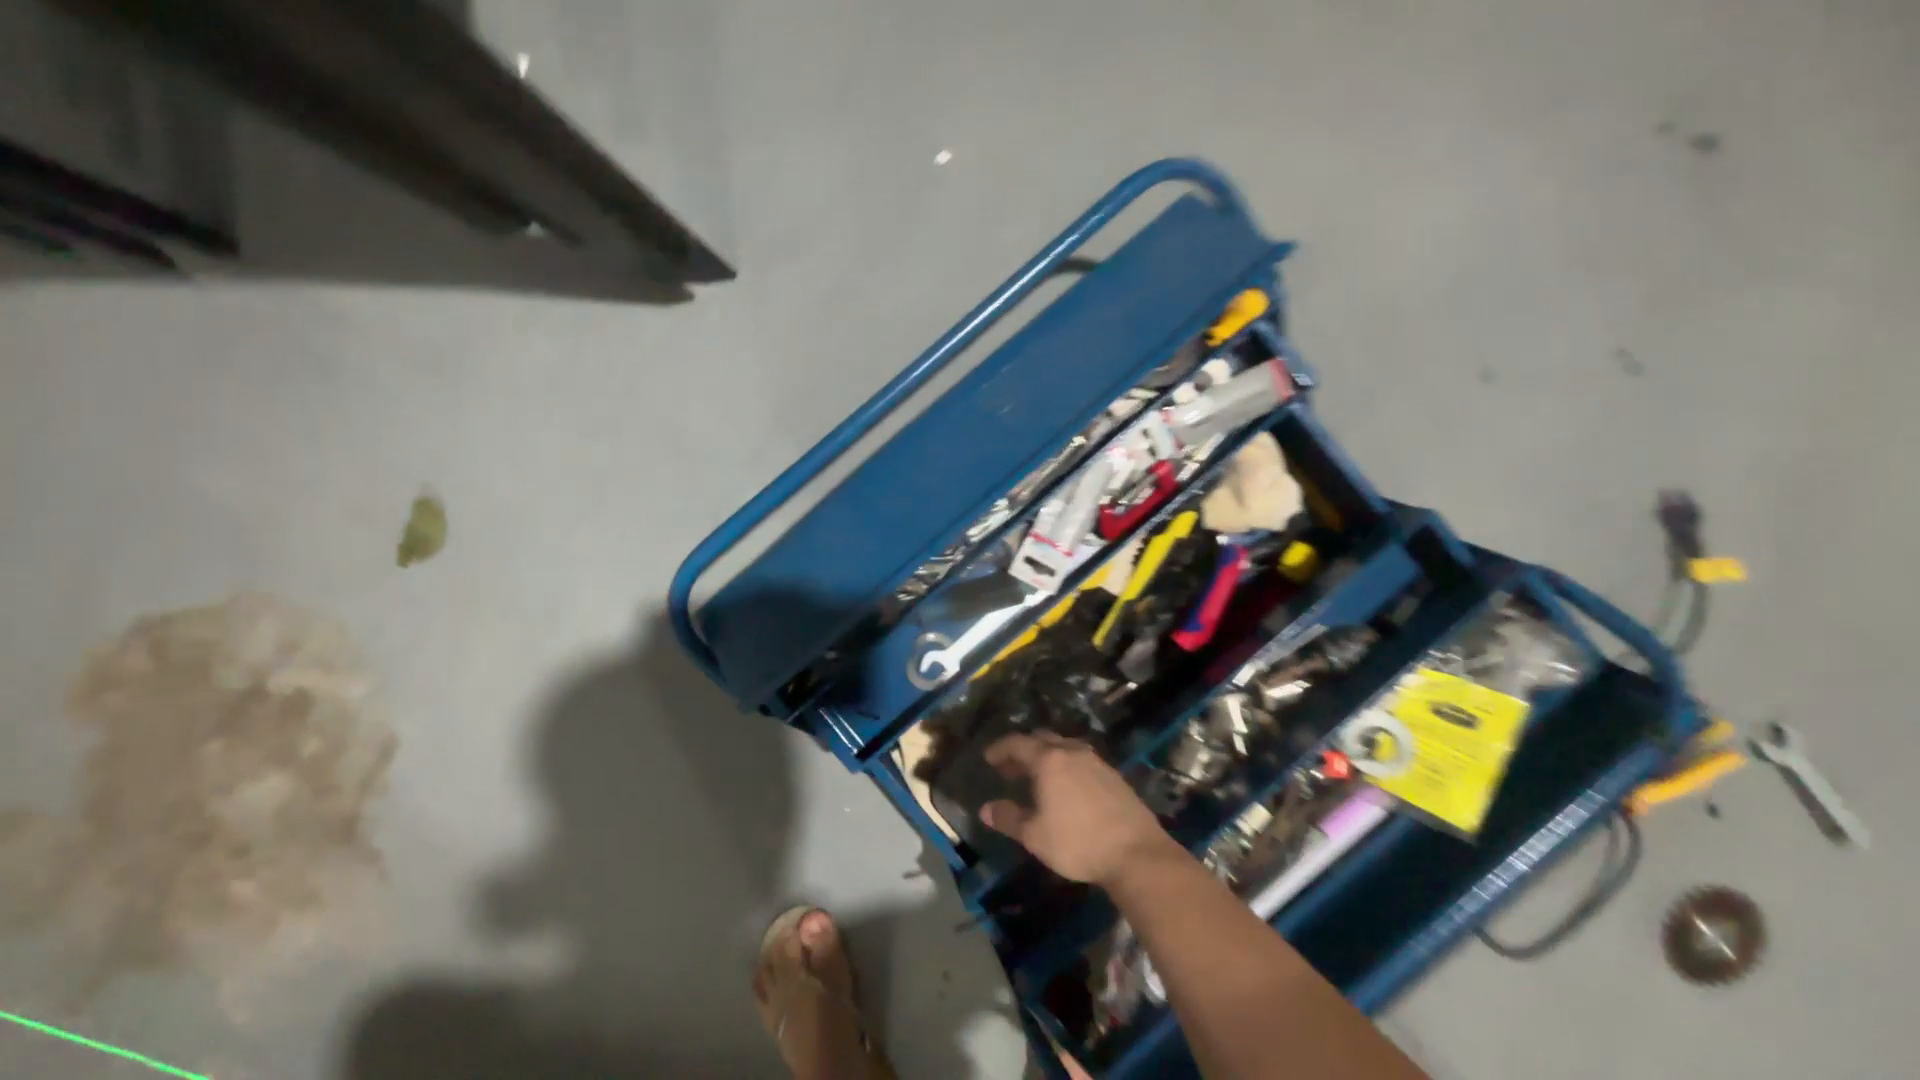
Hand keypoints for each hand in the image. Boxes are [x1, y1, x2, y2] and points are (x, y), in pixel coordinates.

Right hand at [977, 733, 1178, 887]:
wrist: (1136, 853)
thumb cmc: (1077, 842)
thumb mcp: (1034, 836)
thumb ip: (1009, 818)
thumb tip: (986, 808)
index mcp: (1049, 761)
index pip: (1018, 743)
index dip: (1000, 748)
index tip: (988, 757)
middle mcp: (1073, 753)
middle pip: (1043, 740)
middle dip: (1024, 750)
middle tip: (1010, 768)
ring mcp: (1098, 763)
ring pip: (1066, 748)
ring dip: (1048, 756)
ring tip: (1037, 776)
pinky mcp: (1115, 777)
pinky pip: (1082, 761)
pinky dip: (1067, 766)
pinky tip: (1067, 788)